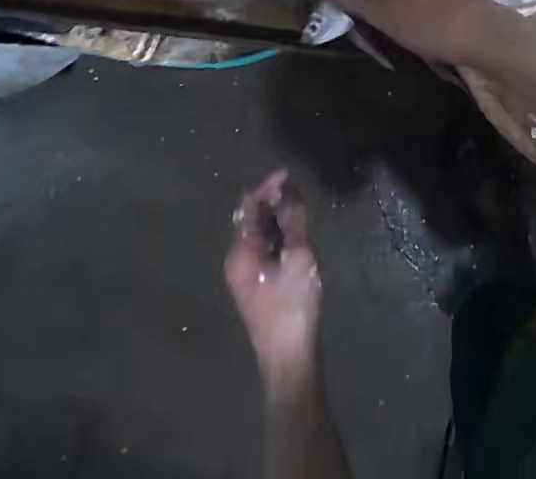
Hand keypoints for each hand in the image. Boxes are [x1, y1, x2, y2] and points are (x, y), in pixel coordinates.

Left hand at [224, 170, 321, 391]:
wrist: (289, 361)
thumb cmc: (293, 306)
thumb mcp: (298, 257)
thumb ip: (293, 219)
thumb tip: (289, 188)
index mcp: (240, 252)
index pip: (249, 206)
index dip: (268, 186)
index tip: (289, 174)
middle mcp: (236, 260)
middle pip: (251, 219)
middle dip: (272, 200)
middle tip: (297, 189)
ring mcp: (245, 275)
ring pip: (259, 235)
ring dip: (276, 217)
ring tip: (299, 206)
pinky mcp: (257, 286)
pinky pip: (264, 249)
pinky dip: (278, 235)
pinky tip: (295, 234)